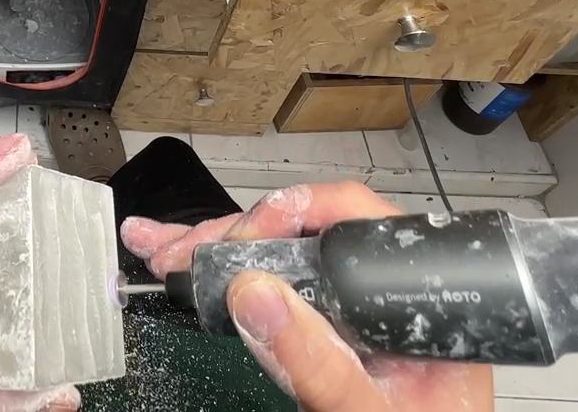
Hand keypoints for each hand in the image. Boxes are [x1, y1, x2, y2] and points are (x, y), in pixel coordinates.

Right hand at [123, 182, 492, 411]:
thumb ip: (318, 364)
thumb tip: (253, 292)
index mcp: (414, 300)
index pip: (354, 220)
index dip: (290, 213)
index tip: (239, 242)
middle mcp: (379, 290)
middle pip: (299, 230)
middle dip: (230, 236)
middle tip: (183, 253)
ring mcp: (343, 303)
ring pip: (271, 248)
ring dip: (211, 246)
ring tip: (162, 252)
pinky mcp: (314, 317)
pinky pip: (263, 279)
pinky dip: (216, 268)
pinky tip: (172, 253)